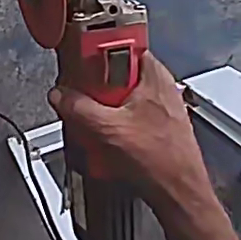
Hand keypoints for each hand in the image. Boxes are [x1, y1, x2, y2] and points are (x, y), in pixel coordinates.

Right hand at [47, 51, 217, 225]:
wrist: (180, 194)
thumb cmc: (161, 162)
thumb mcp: (108, 129)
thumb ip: (78, 107)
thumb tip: (61, 96)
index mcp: (154, 74)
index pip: (120, 45)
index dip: (97, 53)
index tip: (81, 64)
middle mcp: (159, 86)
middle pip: (115, 75)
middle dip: (96, 90)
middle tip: (84, 103)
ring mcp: (160, 106)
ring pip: (119, 98)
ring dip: (103, 111)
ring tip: (95, 128)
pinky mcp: (157, 125)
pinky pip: (127, 116)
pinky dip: (114, 126)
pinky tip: (108, 143)